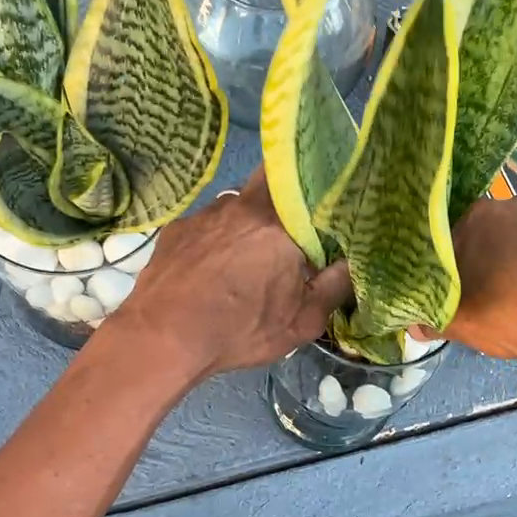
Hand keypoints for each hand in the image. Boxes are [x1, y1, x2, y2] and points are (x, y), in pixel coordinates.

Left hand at [106, 170, 350, 377]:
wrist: (161, 339)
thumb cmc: (237, 332)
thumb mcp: (300, 323)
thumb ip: (335, 288)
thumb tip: (355, 263)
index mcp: (281, 226)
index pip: (313, 189)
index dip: (324, 192)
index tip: (332, 206)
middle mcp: (244, 207)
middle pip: (272, 178)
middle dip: (286, 192)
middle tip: (294, 221)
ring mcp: (207, 214)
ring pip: (239, 201)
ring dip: (250, 217)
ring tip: (250, 251)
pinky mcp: (178, 228)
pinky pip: (209, 222)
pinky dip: (219, 236)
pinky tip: (214, 265)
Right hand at [429, 189, 516, 365]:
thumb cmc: (515, 316)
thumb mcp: (462, 325)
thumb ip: (434, 319)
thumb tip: (415, 324)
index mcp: (483, 216)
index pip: (465, 231)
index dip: (467, 259)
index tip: (472, 285)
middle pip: (509, 227)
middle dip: (508, 252)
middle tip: (510, 291)